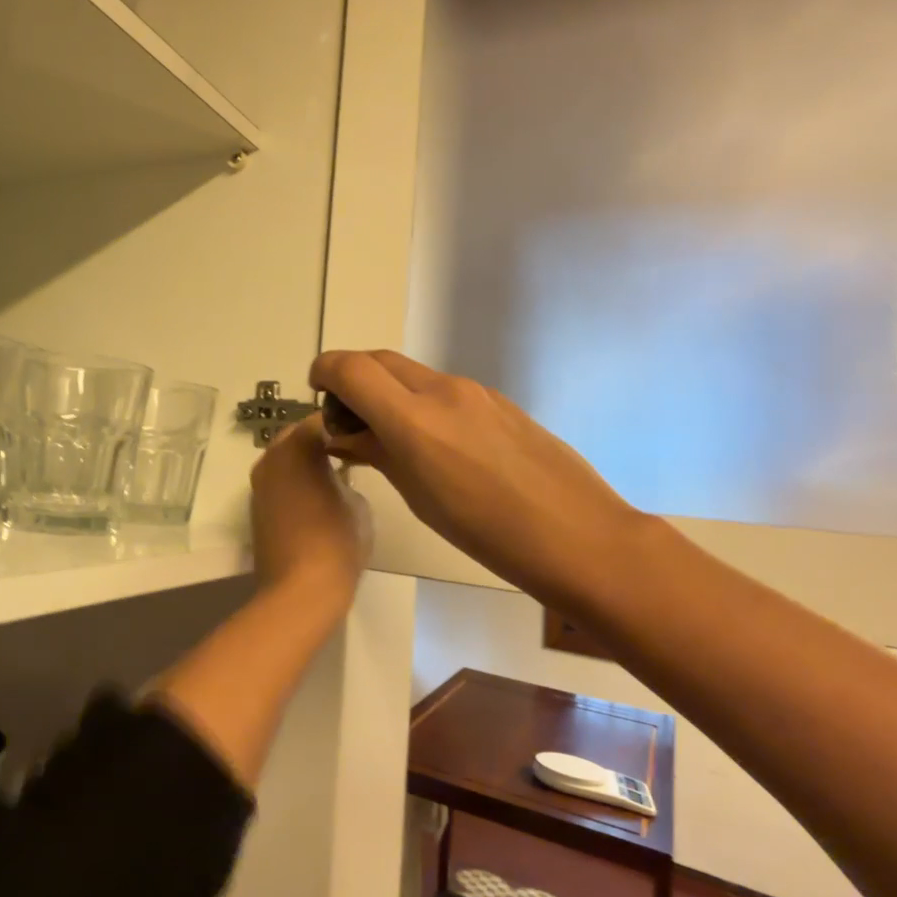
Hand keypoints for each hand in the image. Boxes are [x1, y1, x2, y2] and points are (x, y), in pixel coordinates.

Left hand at [249, 413, 370, 600]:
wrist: (299, 591)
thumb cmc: (336, 541)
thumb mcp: (358, 503)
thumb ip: (348, 475)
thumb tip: (339, 474)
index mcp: (298, 447)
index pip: (322, 419)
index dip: (345, 422)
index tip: (364, 431)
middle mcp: (272, 458)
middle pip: (298, 435)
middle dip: (322, 438)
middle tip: (350, 450)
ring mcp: (259, 483)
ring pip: (285, 458)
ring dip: (305, 460)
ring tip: (334, 473)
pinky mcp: (255, 507)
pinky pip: (278, 481)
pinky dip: (294, 480)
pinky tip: (315, 496)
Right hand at [309, 350, 648, 589]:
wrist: (579, 536)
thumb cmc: (487, 532)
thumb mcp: (418, 496)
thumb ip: (376, 454)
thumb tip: (343, 435)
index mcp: (414, 418)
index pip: (350, 368)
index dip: (324, 373)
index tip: (317, 396)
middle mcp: (442, 390)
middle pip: (378, 360)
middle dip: (351, 378)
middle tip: (346, 419)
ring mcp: (475, 392)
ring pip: (411, 374)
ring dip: (386, 391)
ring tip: (387, 439)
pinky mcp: (499, 403)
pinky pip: (443, 390)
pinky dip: (419, 403)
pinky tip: (433, 446)